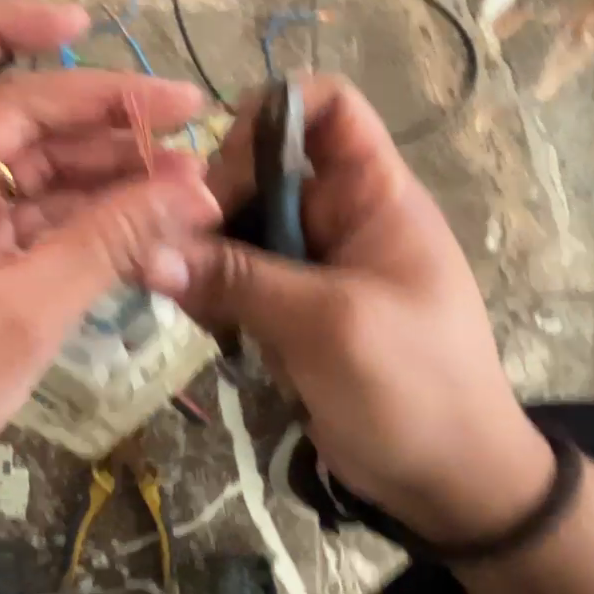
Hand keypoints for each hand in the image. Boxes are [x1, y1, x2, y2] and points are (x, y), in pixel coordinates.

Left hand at [0, 0, 223, 549]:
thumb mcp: (23, 314)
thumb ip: (106, 243)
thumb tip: (192, 188)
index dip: (1, 23)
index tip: (78, 24)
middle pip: (16, 112)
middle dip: (103, 114)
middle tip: (188, 119)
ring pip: (39, 163)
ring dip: (111, 170)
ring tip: (189, 184)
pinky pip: (41, 213)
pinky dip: (94, 218)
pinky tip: (156, 227)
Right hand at [169, 76, 552, 543]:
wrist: (448, 485)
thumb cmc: (415, 390)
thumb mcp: (328, 326)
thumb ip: (237, 282)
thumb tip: (146, 253)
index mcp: (373, 194)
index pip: (326, 108)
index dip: (270, 115)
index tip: (222, 170)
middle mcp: (335, 215)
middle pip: (257, 169)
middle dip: (212, 203)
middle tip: (174, 250)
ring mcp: (307, 261)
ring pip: (234, 226)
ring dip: (201, 254)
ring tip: (184, 295)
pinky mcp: (284, 304)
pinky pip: (230, 274)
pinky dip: (207, 291)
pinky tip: (202, 323)